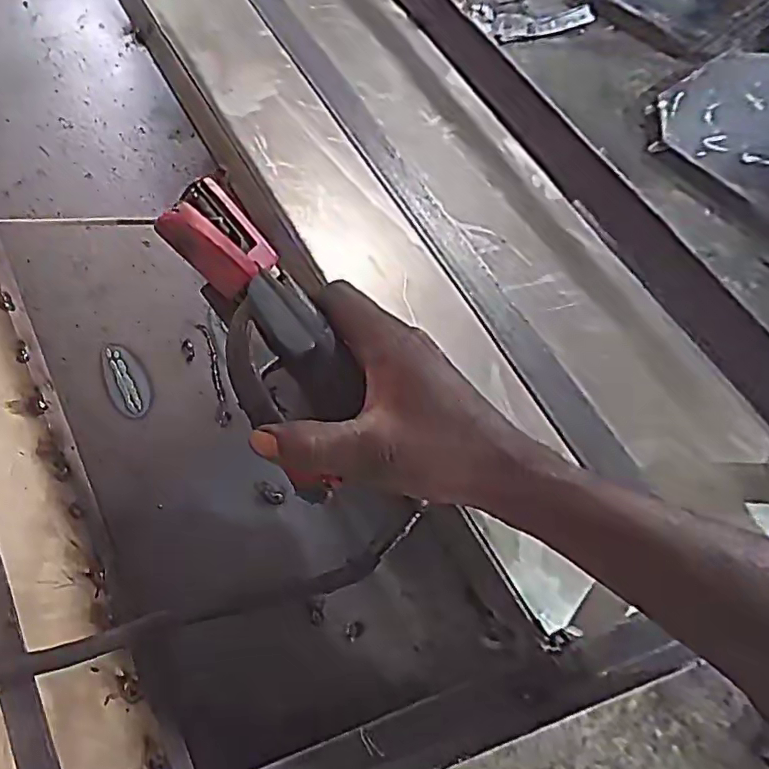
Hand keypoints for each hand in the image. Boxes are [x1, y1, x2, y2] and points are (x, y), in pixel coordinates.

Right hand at [248, 282, 574, 508]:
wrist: (502, 474)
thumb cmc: (451, 453)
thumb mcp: (369, 452)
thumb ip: (312, 445)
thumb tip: (265, 438)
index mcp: (388, 343)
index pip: (335, 295)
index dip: (300, 303)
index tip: (275, 325)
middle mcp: (402, 343)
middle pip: (341, 323)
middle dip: (309, 348)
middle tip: (287, 378)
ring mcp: (413, 363)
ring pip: (357, 349)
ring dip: (330, 372)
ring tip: (313, 406)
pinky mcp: (418, 384)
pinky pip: (373, 372)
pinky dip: (352, 390)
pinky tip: (348, 426)